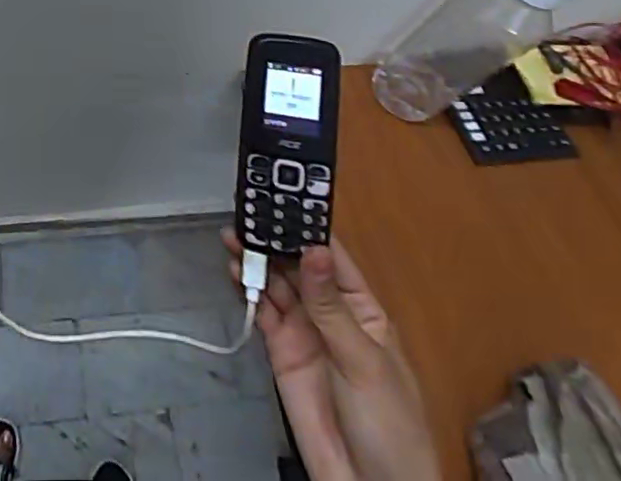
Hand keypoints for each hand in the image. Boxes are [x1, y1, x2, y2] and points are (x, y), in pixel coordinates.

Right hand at [222, 229, 439, 480]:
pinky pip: (261, 311)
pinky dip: (247, 289)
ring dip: (256, 259)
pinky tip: (234, 270)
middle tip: (247, 212)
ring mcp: (303, 330)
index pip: (333, 258)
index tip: (284, 198)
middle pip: (298, 266)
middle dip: (274, 240)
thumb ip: (330, 306)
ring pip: (275, 283)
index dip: (309, 229)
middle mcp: (329, 312)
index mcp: (361, 309)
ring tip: (233, 235)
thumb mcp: (362, 360)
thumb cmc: (386, 422)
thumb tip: (314, 249)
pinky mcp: (280, 349)